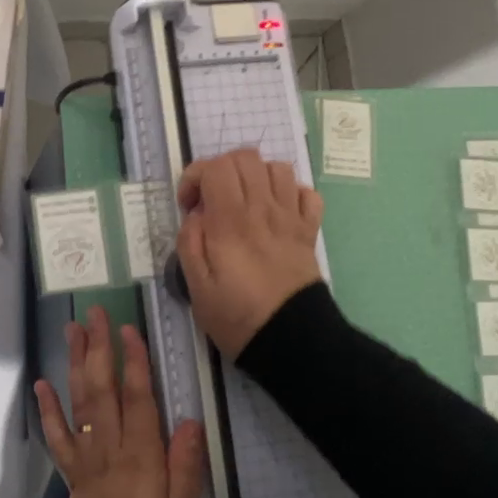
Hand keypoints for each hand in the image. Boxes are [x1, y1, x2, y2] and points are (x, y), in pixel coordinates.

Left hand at [34, 307, 205, 497]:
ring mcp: (87, 464)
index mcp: (141, 461)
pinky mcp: (73, 478)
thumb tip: (189, 421)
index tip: (128, 327)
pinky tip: (42, 385)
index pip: (137, 400)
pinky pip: (58, 439)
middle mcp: (110, 453)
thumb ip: (185, 471)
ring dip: (75, 366)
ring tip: (71, 332)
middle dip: (99, 350)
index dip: (133, 362)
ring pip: (79, 405)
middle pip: (102, 392)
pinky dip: (49, 410)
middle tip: (93, 313)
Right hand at [176, 148, 324, 359]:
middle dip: (221, 169)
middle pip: (245, 157)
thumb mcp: (197, 286)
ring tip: (242, 202)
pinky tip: (274, 212)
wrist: (291, 340)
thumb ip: (190, 242)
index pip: (215, 167)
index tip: (188, 206)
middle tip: (211, 199)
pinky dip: (289, 193)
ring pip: (277, 168)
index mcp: (231, 221)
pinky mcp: (309, 231)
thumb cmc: (237, 316)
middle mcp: (263, 209)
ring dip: (255, 177)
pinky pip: (306, 193)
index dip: (194, 177)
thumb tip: (197, 215)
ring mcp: (291, 218)